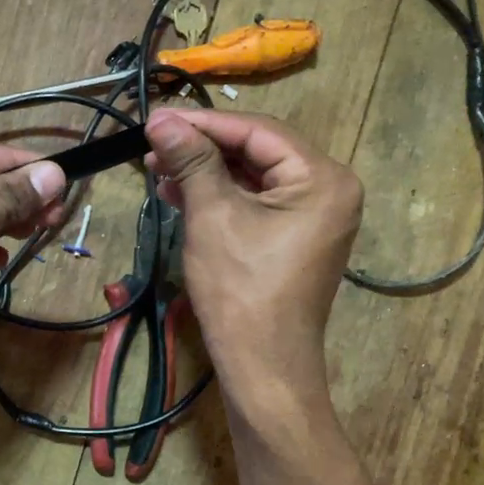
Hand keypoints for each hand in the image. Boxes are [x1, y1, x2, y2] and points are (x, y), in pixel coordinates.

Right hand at [144, 108, 361, 372]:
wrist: (262, 365)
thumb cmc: (240, 290)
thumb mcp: (213, 217)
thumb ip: (191, 161)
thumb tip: (161, 119)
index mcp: (322, 178)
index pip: (258, 131)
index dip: (203, 123)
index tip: (155, 119)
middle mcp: (329, 189)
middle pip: (259, 151)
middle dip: (203, 148)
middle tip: (153, 146)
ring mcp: (316, 217)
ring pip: (254, 177)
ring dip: (207, 172)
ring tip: (159, 171)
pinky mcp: (297, 239)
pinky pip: (257, 203)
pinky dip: (221, 197)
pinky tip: (182, 194)